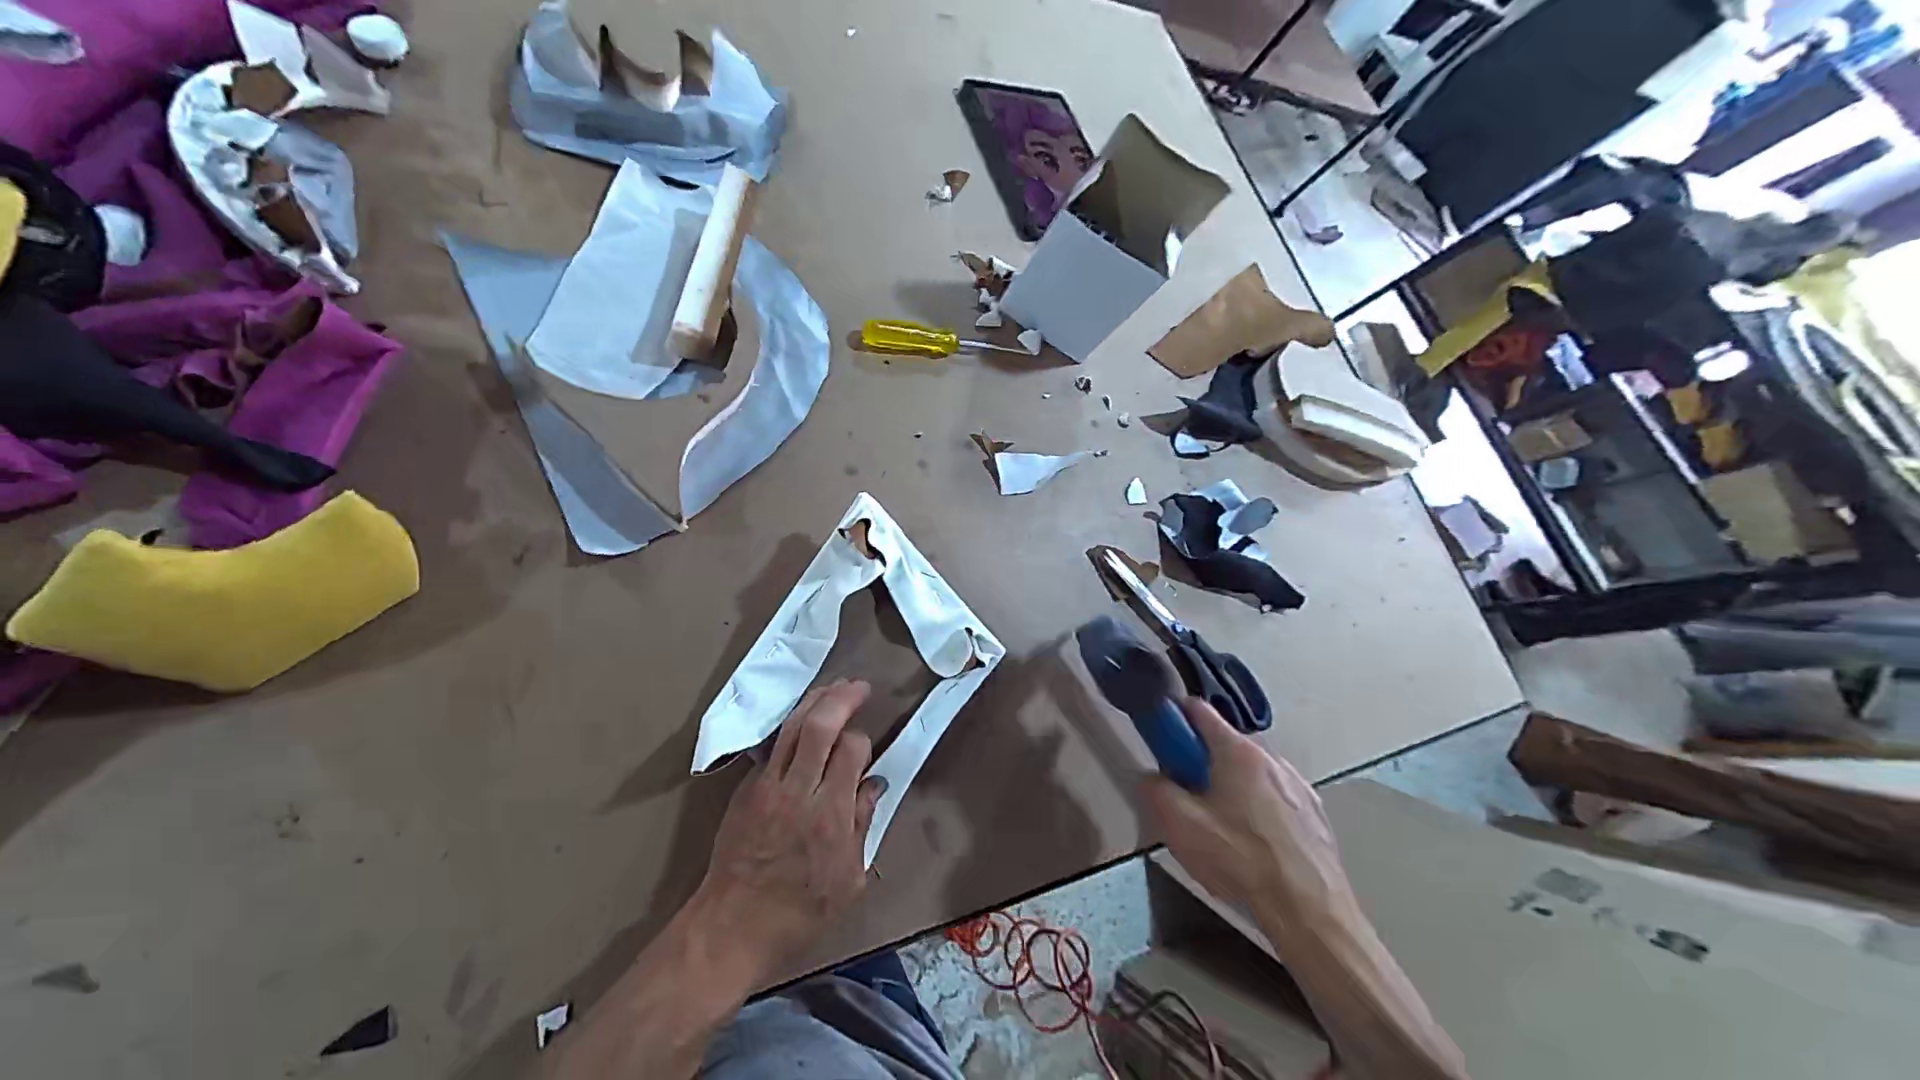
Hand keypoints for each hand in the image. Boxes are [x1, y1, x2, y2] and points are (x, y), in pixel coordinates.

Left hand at [692, 679, 886, 982]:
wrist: (733, 927)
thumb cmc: (798, 912)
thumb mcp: (849, 881)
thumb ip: (862, 826)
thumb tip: (872, 785)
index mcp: (829, 816)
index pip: (852, 751)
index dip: (863, 740)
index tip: (865, 748)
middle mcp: (798, 792)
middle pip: (819, 726)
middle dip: (842, 698)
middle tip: (859, 686)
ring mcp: (766, 787)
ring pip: (792, 728)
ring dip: (815, 701)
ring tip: (834, 687)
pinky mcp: (745, 790)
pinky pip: (772, 747)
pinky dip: (790, 727)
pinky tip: (802, 720)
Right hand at [1142, 698, 1351, 922]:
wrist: (1309, 912)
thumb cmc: (1241, 861)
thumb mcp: (1178, 824)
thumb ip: (1154, 789)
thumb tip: (1152, 778)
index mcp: (1238, 751)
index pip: (1198, 710)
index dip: (1173, 721)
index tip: (1162, 745)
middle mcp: (1272, 759)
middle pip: (1223, 746)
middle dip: (1199, 766)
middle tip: (1187, 801)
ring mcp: (1298, 787)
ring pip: (1250, 775)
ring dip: (1230, 790)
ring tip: (1221, 833)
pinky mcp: (1315, 816)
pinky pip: (1274, 800)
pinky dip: (1258, 812)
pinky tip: (1252, 849)